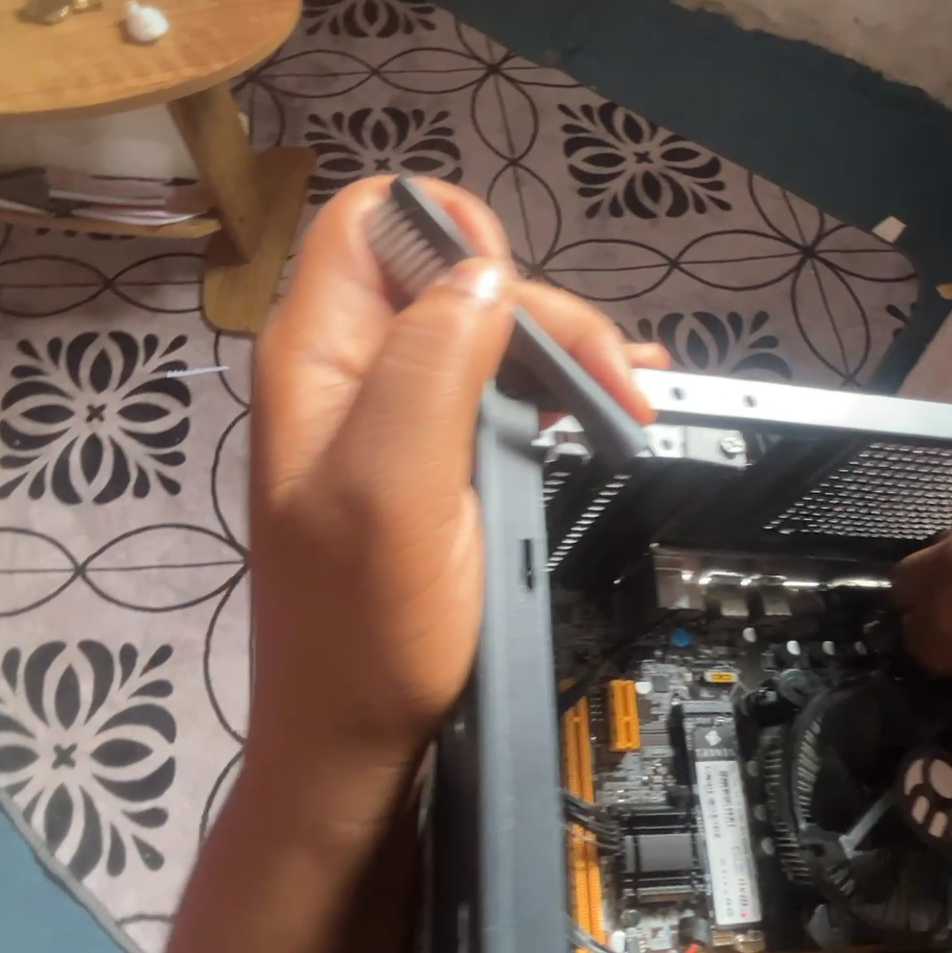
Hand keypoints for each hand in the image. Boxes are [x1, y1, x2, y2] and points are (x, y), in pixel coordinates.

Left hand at [249, 176, 669, 770]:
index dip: (447, 228)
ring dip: (563, 354)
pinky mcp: (435, 451)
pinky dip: (556, 390)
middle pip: (453, 277)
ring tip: (631, 396)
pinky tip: (610, 404)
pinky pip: (497, 389)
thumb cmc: (367, 630)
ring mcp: (395, 412)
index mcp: (320, 357)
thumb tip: (485, 276)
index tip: (515, 299)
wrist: (357, 730)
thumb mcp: (395, 488)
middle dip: (540, 313)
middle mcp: (353, 369)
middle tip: (612, 383)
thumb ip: (431, 365)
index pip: (371, 223)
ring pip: (487, 332)